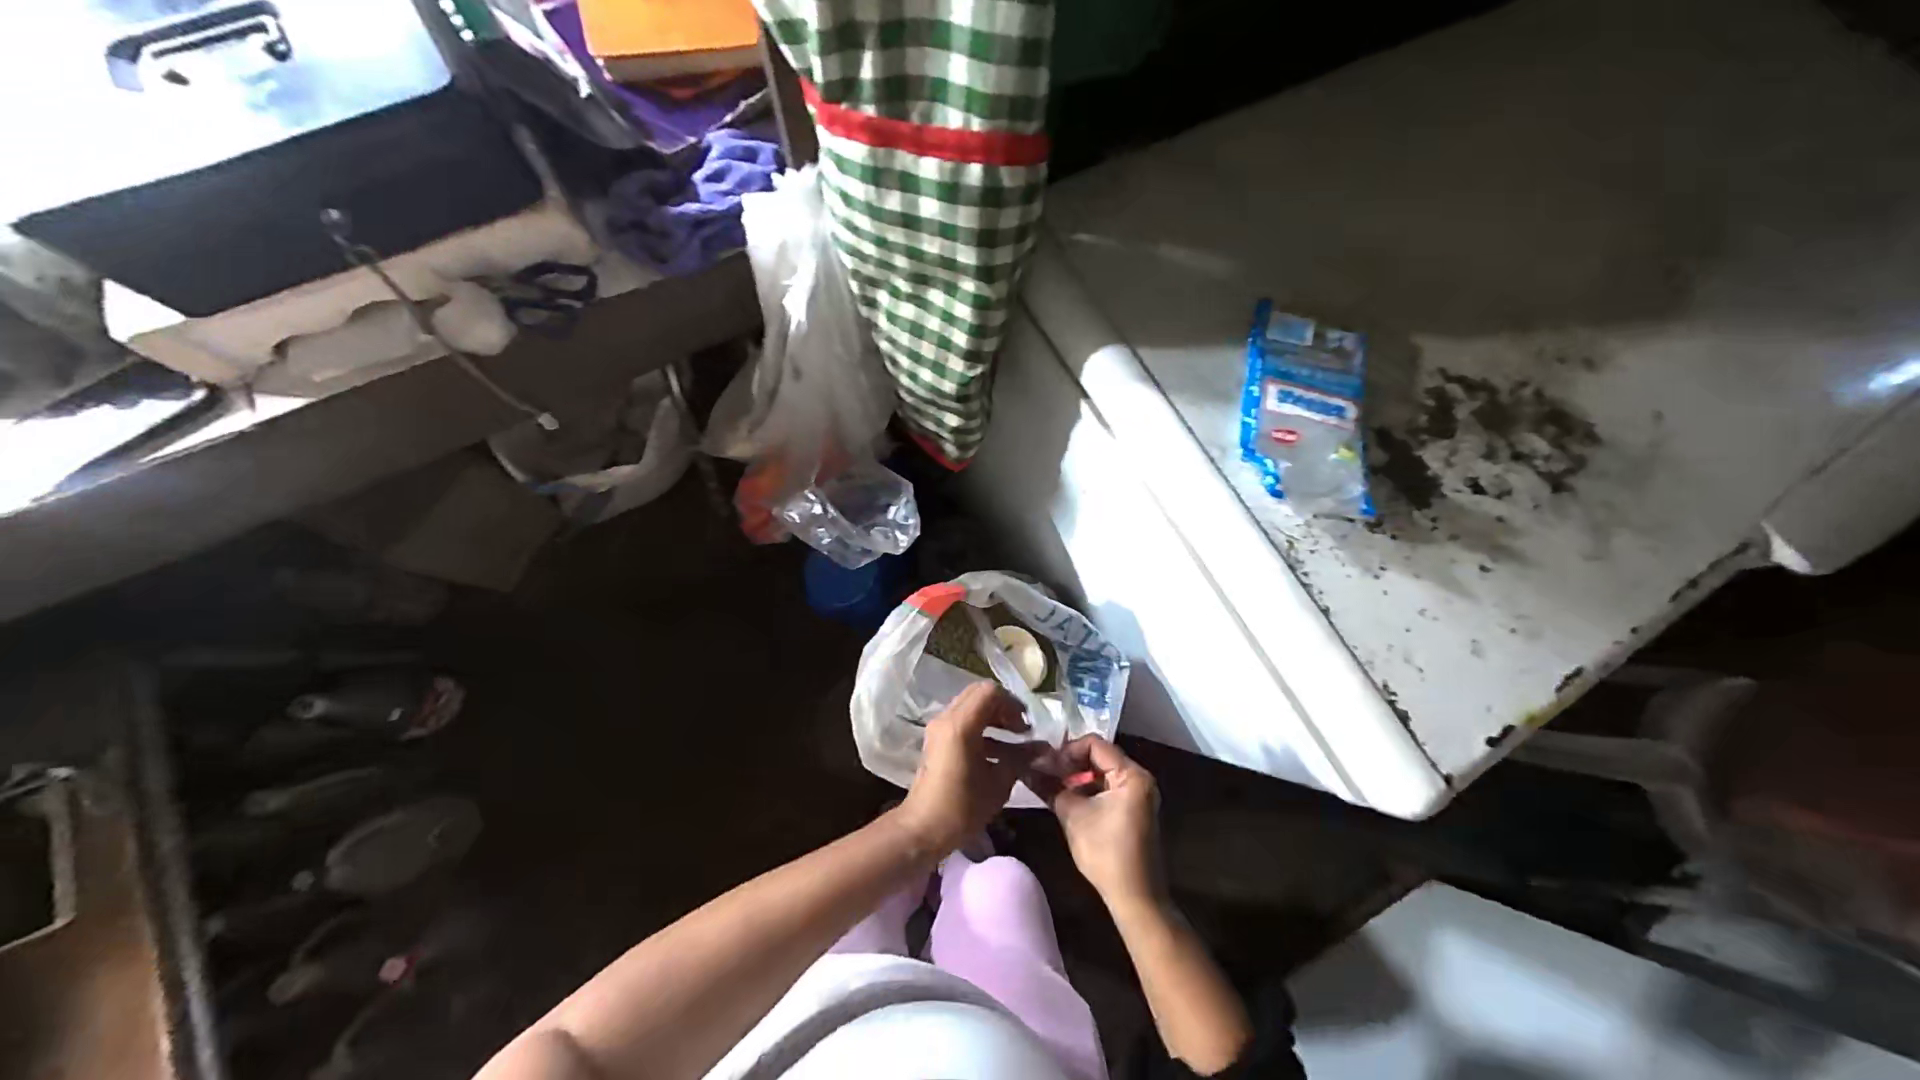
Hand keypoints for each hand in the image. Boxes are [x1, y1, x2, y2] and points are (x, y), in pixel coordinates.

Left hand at [894, 682, 1031, 854]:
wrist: (923, 828)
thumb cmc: (962, 807)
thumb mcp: (999, 783)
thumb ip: (1021, 758)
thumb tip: (1042, 748)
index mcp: (961, 724)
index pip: (991, 692)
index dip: (1013, 704)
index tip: (1025, 727)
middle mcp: (946, 718)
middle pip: (979, 694)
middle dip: (1003, 708)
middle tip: (1020, 729)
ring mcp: (938, 728)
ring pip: (969, 706)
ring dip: (992, 717)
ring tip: (1012, 740)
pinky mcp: (936, 739)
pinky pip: (961, 720)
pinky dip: (980, 727)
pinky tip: (996, 751)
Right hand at [1031, 735, 1163, 908]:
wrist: (1135, 897)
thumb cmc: (1105, 852)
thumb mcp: (1072, 815)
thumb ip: (1050, 787)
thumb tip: (1027, 769)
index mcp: (1131, 775)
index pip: (1094, 744)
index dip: (1066, 750)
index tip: (1045, 763)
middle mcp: (1139, 779)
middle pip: (1099, 756)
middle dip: (1069, 763)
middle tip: (1043, 771)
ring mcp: (1138, 795)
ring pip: (1101, 772)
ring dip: (1076, 777)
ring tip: (1050, 784)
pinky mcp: (1133, 810)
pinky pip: (1107, 788)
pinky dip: (1087, 789)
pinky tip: (1065, 798)